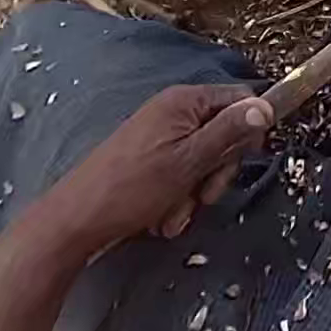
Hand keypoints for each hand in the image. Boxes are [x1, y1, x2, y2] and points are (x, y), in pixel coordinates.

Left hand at [34, 85, 273, 256]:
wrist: (64, 230)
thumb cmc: (130, 190)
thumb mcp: (190, 160)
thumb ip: (231, 130)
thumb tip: (266, 106)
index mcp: (184, 100)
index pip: (241, 99)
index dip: (249, 129)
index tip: (243, 159)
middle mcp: (172, 110)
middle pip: (224, 130)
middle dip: (218, 168)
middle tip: (205, 194)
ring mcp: (157, 133)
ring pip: (204, 155)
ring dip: (198, 187)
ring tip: (176, 212)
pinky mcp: (146, 157)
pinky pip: (180, 169)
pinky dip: (178, 193)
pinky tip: (163, 214)